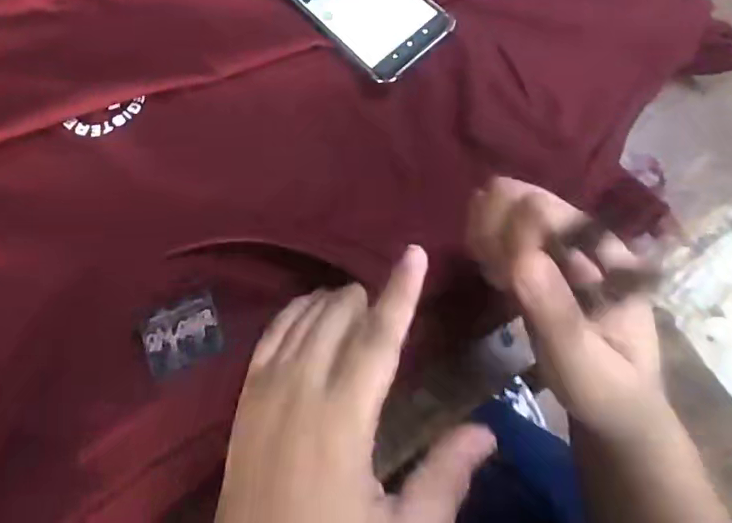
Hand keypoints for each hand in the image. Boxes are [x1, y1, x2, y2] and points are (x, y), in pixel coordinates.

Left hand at [215, 245, 497, 522]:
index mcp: (343, 417)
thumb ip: (444, 477)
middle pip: (337, 317)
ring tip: (355, 304)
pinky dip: (293, 312)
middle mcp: (302, 387)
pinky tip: (308, 312)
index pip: (379, 337)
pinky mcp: (244, 398)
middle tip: (387, 302)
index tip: (415, 253)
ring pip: (303, 318)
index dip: (400, 292)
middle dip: (365, 297)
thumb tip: (487, 431)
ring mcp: (266, 389)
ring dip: (332, 302)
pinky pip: (270, 333)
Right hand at [466, 178, 667, 444]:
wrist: (612, 409)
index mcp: (609, 253)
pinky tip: (492, 276)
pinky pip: (499, 224)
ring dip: (487, 234)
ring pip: (505, 205)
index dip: (514, 233)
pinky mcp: (537, 252)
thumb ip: (557, 316)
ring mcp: (559, 241)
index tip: (503, 277)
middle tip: (496, 278)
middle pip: (523, 198)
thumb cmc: (608, 391)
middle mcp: (583, 235)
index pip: (549, 211)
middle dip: (495, 228)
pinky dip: (484, 242)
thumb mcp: (588, 368)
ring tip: (496, 280)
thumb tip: (521, 259)